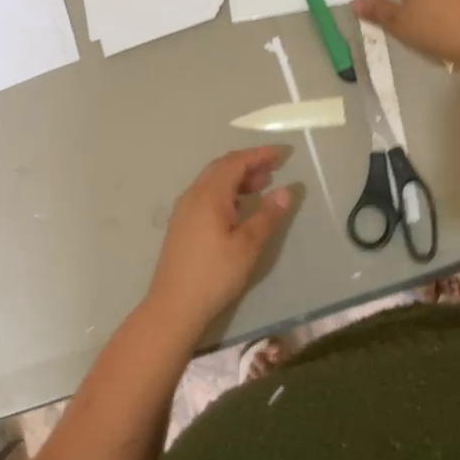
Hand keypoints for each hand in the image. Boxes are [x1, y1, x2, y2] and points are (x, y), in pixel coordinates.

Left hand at [144, 147, 296, 335]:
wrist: (173, 305)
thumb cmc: (214, 274)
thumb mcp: (247, 246)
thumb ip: (267, 216)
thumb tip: (286, 190)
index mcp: (209, 195)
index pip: (236, 162)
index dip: (260, 155)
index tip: (283, 154)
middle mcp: (193, 195)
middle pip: (222, 167)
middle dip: (249, 163)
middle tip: (275, 168)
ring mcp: (184, 210)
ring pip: (213, 181)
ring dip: (238, 178)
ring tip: (262, 185)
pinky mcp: (182, 224)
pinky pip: (206, 195)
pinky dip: (227, 191)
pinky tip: (239, 207)